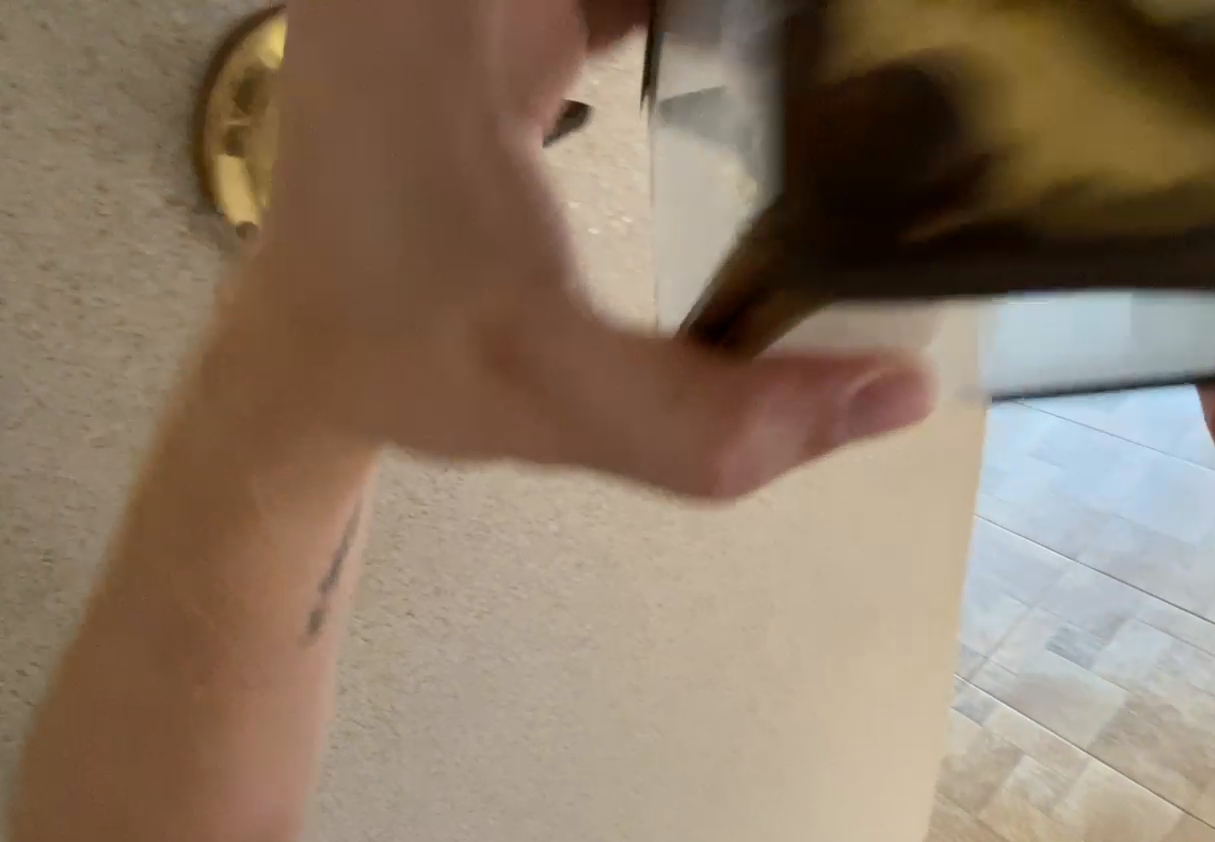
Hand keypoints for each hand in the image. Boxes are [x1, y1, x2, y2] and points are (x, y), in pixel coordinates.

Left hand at [220, 0, 933, 497]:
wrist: (313, 351)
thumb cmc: (406, 367)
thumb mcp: (554, 404)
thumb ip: (713, 426)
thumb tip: (901, 393)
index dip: (772, 11)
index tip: (874, 34)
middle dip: (779, 15)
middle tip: (892, 48)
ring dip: (748, 16)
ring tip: (846, 53)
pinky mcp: (489, 7)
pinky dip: (704, 13)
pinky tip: (766, 55)